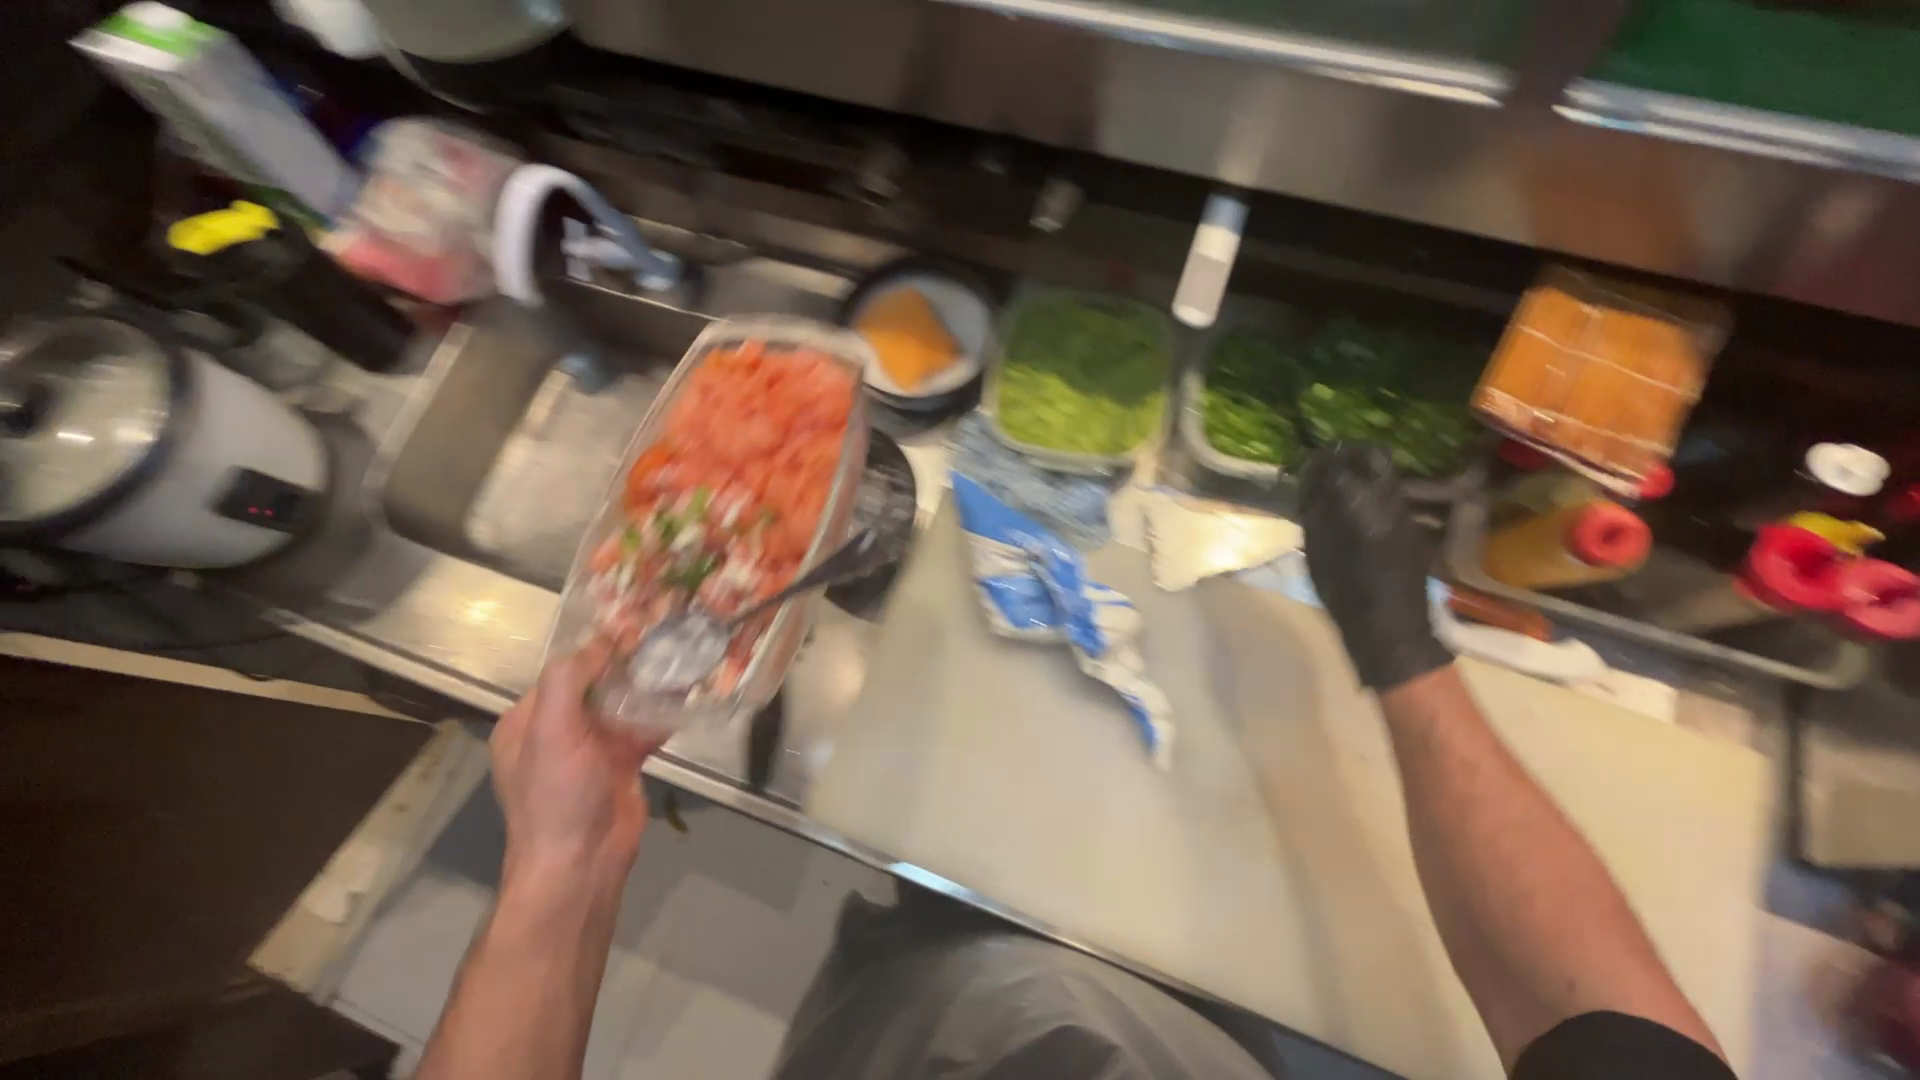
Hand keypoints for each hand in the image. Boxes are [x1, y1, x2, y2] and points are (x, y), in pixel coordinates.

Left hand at [491, 641, 662, 887]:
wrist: (582, 863)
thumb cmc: (557, 796)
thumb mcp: (551, 732)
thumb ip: (568, 682)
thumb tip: (601, 643)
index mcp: (529, 721)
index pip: (563, 671)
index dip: (596, 648)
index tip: (633, 627)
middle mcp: (559, 730)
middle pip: (597, 684)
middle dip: (628, 664)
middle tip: (666, 638)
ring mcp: (593, 748)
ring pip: (624, 704)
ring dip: (649, 686)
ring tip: (682, 659)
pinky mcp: (623, 763)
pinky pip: (644, 728)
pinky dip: (663, 714)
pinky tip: (687, 697)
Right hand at [1299, 442, 1451, 691]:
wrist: (1389, 627)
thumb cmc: (1343, 593)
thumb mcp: (1315, 551)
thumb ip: (1313, 511)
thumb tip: (1309, 481)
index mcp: (1359, 502)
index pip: (1338, 461)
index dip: (1321, 458)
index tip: (1310, 460)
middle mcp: (1389, 498)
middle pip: (1374, 456)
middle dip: (1352, 453)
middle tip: (1332, 462)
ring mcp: (1407, 512)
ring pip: (1386, 476)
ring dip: (1364, 474)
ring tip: (1340, 489)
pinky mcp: (1415, 527)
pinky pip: (1393, 498)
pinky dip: (1374, 496)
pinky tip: (1358, 514)